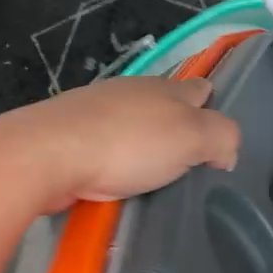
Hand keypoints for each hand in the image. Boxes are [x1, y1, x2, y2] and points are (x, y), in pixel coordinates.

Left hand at [0, 76, 240, 211]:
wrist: (47, 154)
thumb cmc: (126, 144)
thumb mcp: (192, 136)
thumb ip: (221, 137)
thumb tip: (226, 152)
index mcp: (162, 88)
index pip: (200, 90)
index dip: (213, 111)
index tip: (219, 143)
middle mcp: (128, 94)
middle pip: (163, 108)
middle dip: (178, 130)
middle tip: (192, 168)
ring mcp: (94, 114)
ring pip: (130, 128)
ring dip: (143, 148)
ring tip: (158, 182)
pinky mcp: (69, 139)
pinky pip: (103, 149)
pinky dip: (114, 163)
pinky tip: (118, 184)